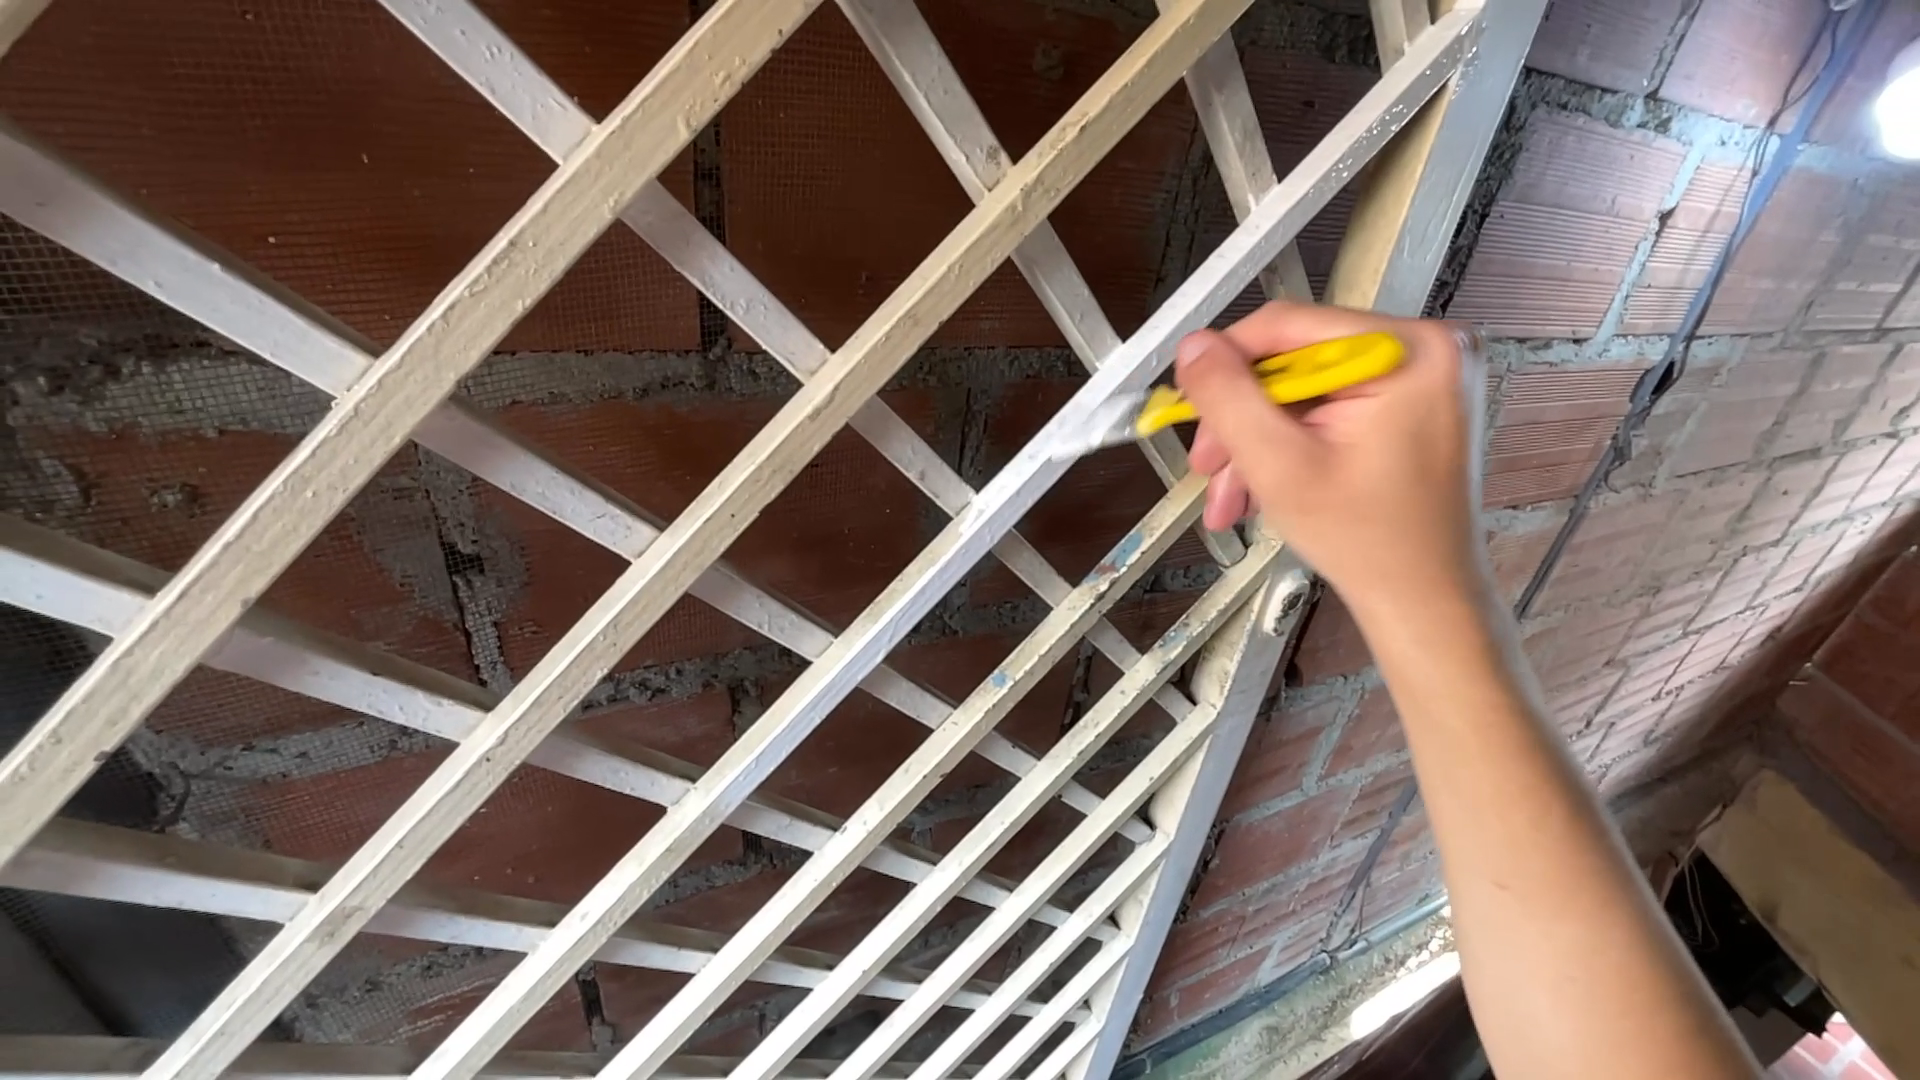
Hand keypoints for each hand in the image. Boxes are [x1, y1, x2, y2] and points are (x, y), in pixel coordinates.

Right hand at [1176, 300, 1489, 618]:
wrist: (1422, 601)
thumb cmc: (1361, 539)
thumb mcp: (1277, 465)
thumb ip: (1228, 398)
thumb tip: (1191, 346)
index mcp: (1406, 349)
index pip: (1287, 326)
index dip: (1224, 361)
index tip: (1183, 403)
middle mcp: (1423, 349)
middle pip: (1293, 364)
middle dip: (1240, 420)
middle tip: (1205, 467)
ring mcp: (1419, 380)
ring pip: (1302, 395)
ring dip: (1254, 443)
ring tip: (1227, 498)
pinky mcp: (1408, 409)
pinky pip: (1326, 413)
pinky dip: (1287, 448)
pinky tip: (1257, 490)